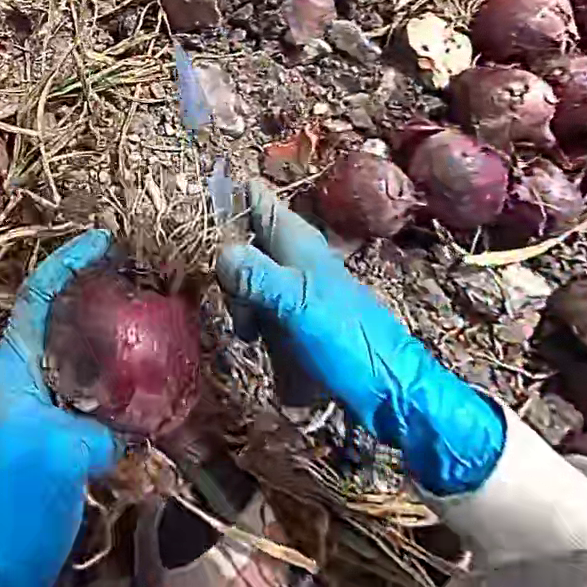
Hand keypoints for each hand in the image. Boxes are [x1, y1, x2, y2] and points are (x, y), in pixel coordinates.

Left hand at [0, 230, 122, 586]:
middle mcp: (29, 371)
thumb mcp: (56, 452)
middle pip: (60, 312)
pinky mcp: (66, 425)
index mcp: (15, 363)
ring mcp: (47, 398)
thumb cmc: (14, 495)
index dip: (65, 262)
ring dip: (106, 322)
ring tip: (144, 308)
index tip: (99, 240)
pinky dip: (119, 366)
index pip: (38, 295)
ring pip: (78, 343)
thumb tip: (133, 418)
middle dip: (90, 284)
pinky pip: (96, 380)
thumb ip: (97, 427)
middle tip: (132, 270)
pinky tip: (148, 369)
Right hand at [217, 180, 503, 494]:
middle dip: (227, 263)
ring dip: (239, 297)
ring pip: (246, 272)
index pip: (252, 194)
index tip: (196, 219)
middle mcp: (291, 252)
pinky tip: (256, 339)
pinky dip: (253, 316)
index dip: (223, 196)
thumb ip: (257, 276)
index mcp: (294, 237)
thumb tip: (219, 252)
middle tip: (234, 299)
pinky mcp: (295, 310)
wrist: (391, 391)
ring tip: (249, 330)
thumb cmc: (346, 339)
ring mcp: (293, 281)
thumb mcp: (297, 305)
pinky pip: (259, 301)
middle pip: (241, 237)